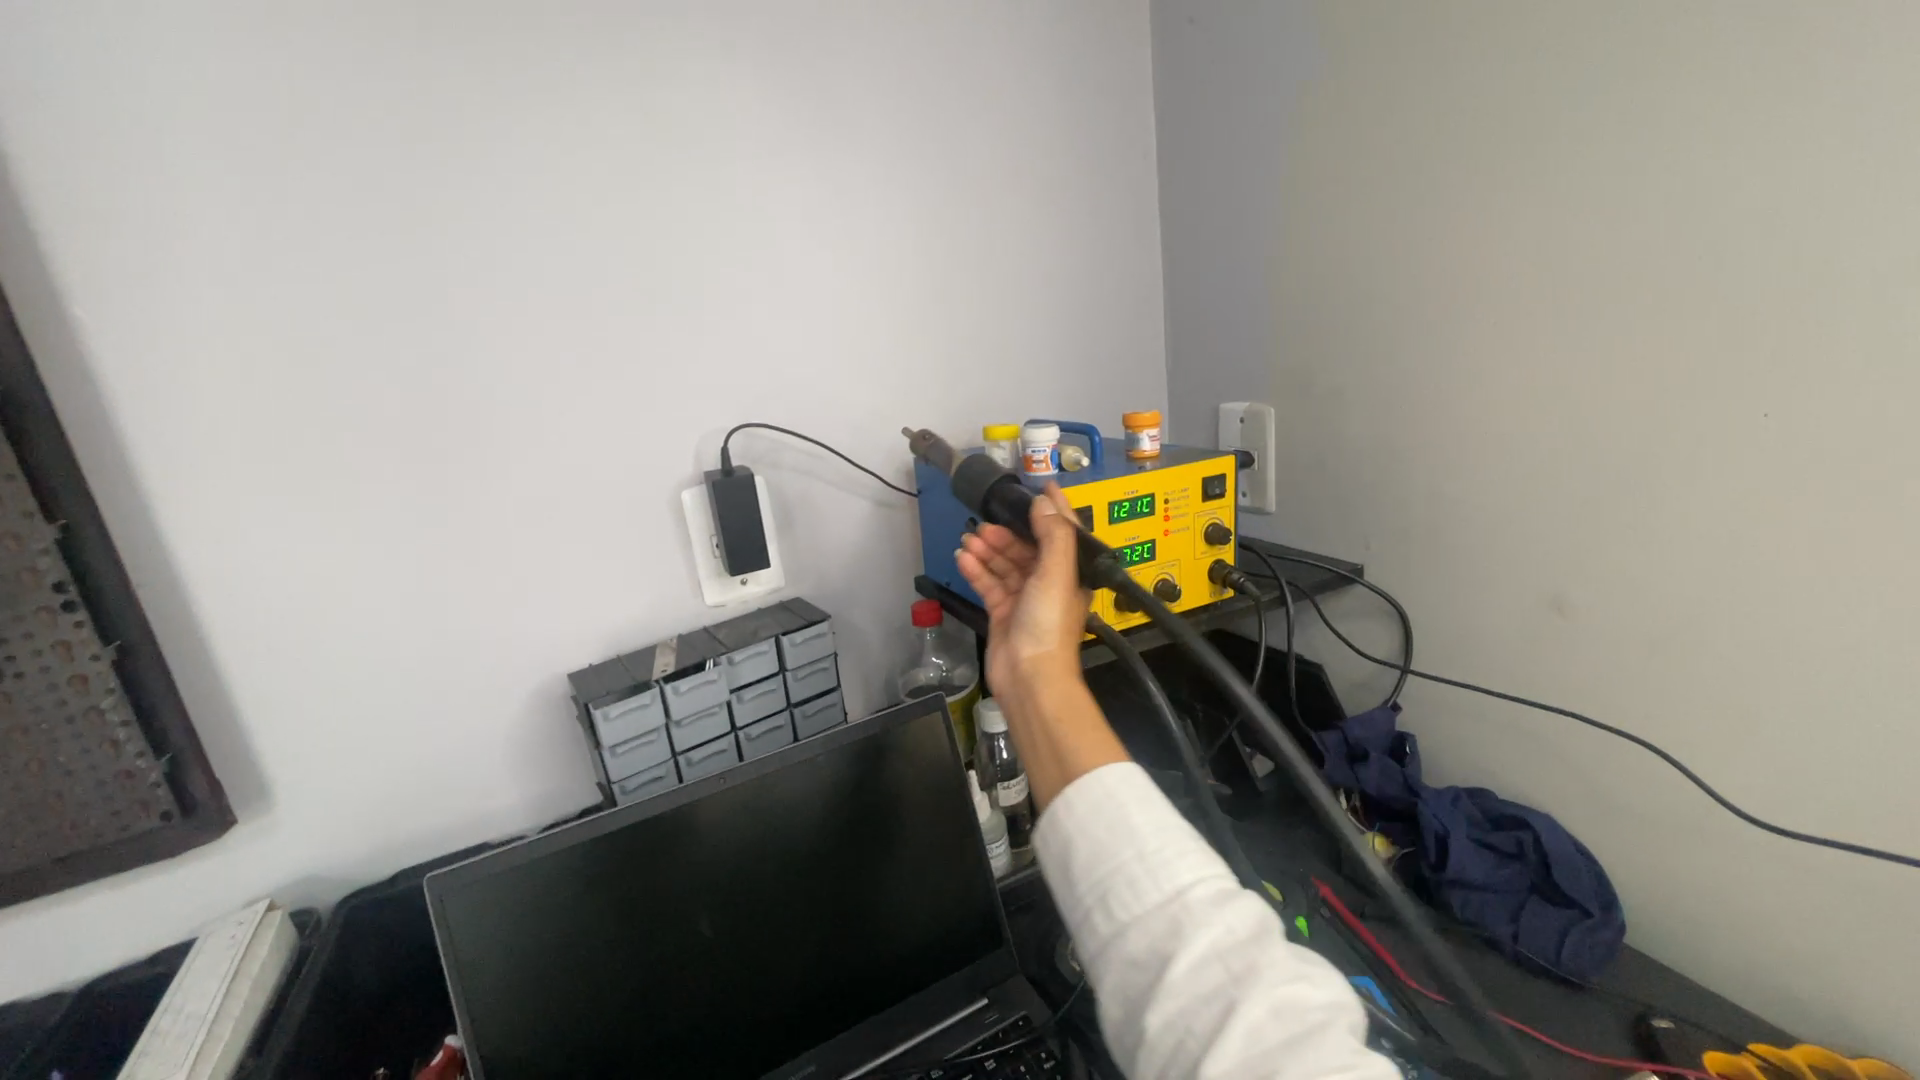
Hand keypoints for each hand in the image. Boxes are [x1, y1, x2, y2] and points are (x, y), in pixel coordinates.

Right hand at [956, 483, 1089, 706]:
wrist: (1030, 676)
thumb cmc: (1049, 623)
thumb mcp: (1057, 572)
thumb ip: (1053, 534)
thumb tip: (1044, 501)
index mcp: (1071, 574)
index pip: (1063, 533)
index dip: (1053, 509)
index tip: (1039, 486)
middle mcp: (1049, 583)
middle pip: (1027, 548)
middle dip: (1007, 534)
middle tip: (985, 523)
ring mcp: (1025, 599)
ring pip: (1005, 565)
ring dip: (988, 550)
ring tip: (969, 537)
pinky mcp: (1003, 613)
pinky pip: (989, 584)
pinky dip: (977, 570)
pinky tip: (963, 557)